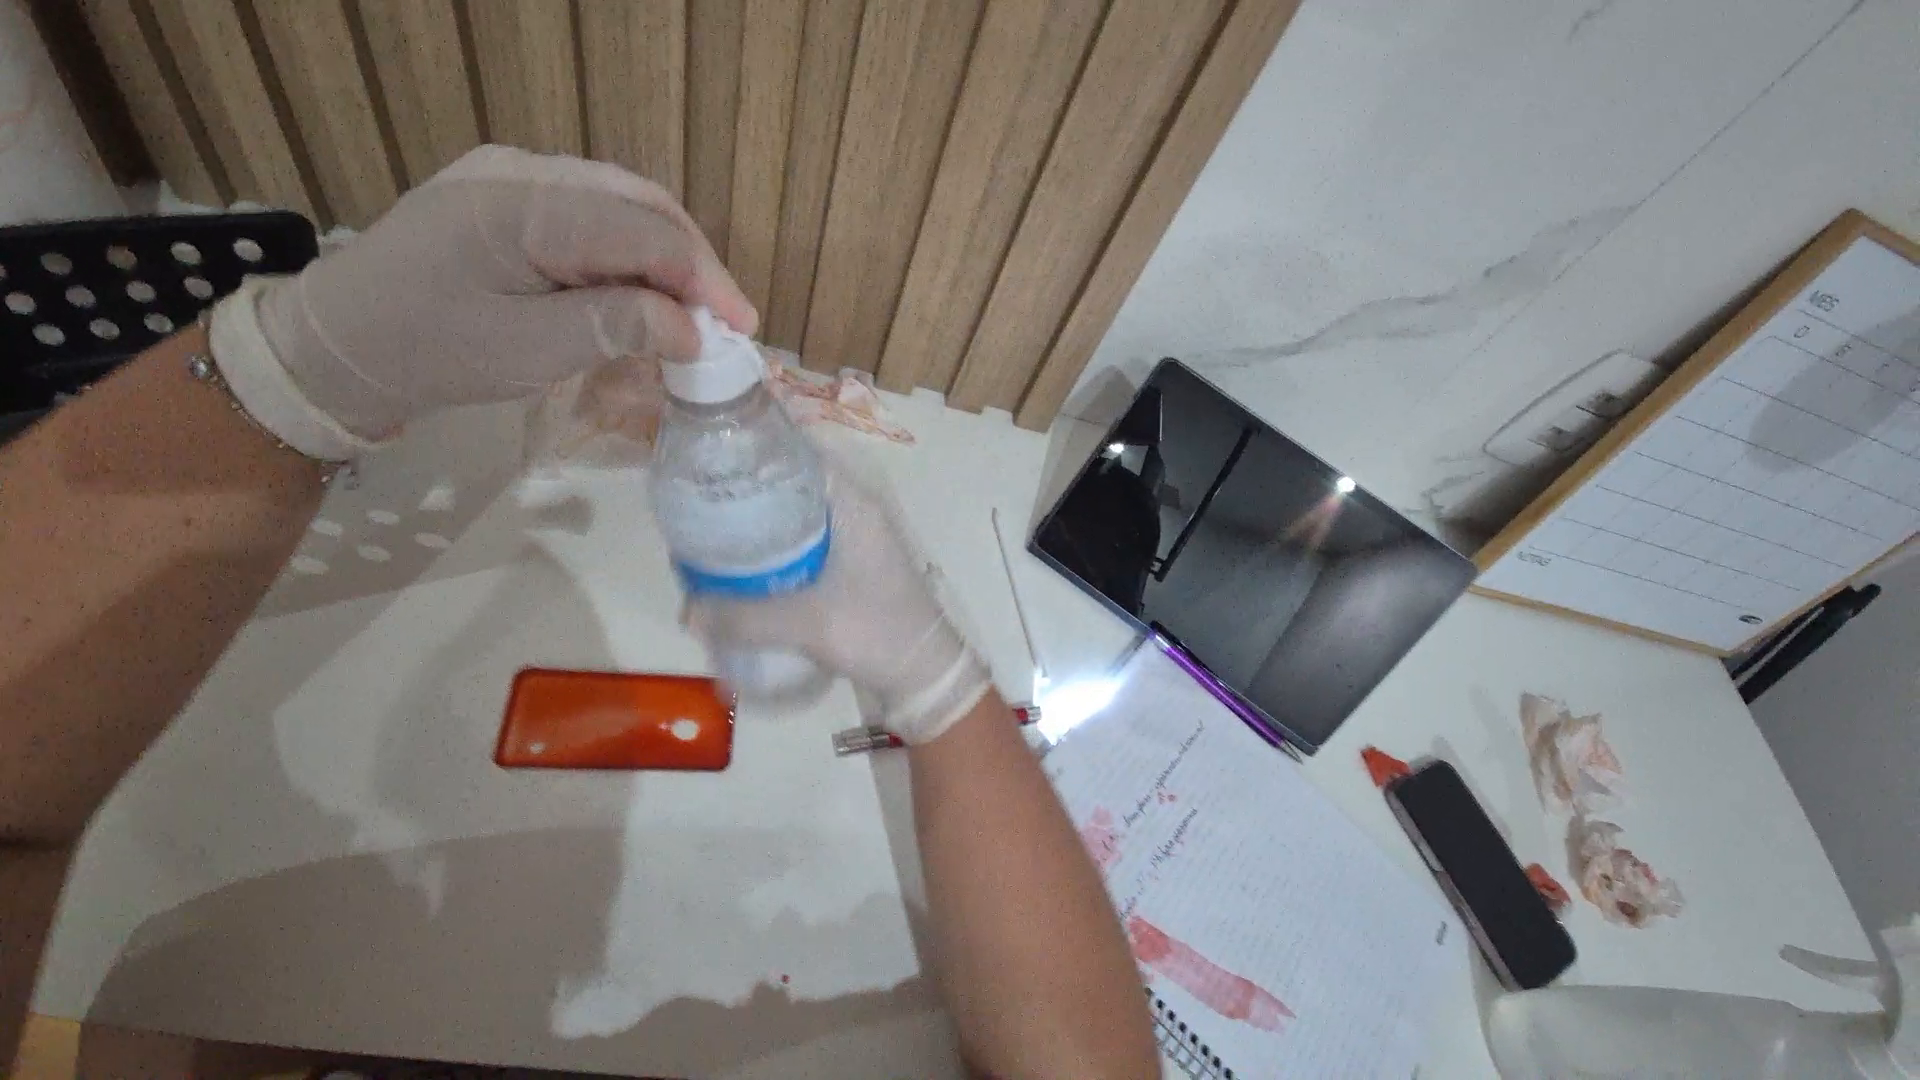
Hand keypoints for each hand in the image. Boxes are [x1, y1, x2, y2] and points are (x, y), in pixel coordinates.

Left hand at [209, 145, 753, 456]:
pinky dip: (634, 252)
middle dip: (694, 263)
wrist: (342, 341)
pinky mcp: (511, 197)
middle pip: (642, 204)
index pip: (645, 231)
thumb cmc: (435, 351)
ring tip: (695, 309)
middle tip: (726, 319)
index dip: (704, 279)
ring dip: (669, 256)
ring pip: (624, 204)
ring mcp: (514, 176)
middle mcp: (524, 171)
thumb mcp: (532, 349)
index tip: (742, 329)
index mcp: (525, 205)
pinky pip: (594, 213)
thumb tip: (694, 329)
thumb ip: (619, 326)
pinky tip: (647, 289)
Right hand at [685, 462, 992, 744]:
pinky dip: (774, 556)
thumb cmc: (877, 632)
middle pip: (791, 489)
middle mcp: (854, 514)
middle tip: (699, 507)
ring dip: (759, 530)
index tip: (713, 463)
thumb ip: (745, 618)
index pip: (799, 456)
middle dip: (747, 498)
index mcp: (852, 505)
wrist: (924, 675)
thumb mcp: (808, 623)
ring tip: (710, 539)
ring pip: (795, 522)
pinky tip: (742, 574)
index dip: (756, 454)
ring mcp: (853, 543)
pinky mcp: (849, 571)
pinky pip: (802, 550)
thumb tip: (685, 612)